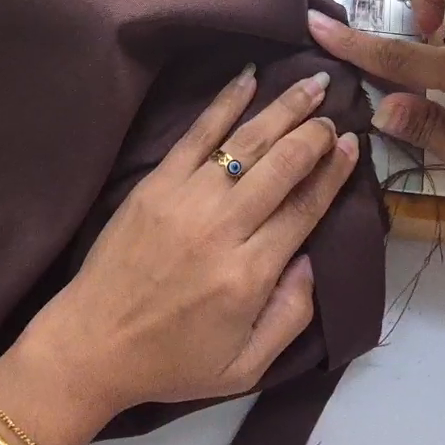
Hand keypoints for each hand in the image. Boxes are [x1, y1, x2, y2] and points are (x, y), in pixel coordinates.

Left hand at [7, 65, 359, 423]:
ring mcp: (186, 199)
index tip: (352, 144)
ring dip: (283, 109)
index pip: (305, 207)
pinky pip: (196, 133)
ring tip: (312, 84)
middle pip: (282, 165)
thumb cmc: (172, 360)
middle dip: (315, 133)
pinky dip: (224, 103)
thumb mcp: (246, 366)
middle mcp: (223, 228)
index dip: (333, 172)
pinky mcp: (155, 184)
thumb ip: (292, 316)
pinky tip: (248, 78)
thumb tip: (313, 258)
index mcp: (251, 274)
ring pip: (246, 142)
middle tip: (336, 113)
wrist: (91, 345)